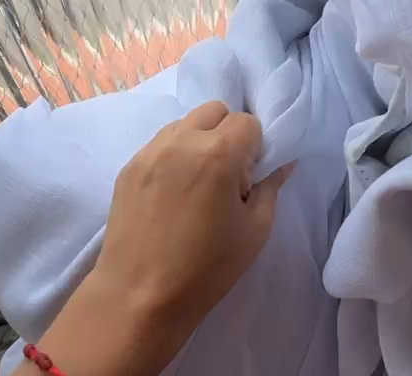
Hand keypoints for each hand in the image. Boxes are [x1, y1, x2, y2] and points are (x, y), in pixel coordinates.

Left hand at [33, 102, 293, 375]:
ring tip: (196, 183)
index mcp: (218, 153)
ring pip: (185, 123)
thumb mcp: (255, 231)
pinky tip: (172, 193)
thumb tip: (282, 161)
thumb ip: (271, 186)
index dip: (255, 147)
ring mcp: (151, 151)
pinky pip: (160, 143)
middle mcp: (183, 141)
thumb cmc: (206, 270)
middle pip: (216, 111)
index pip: (248, 122)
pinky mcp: (129, 166)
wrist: (138, 300)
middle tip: (226, 174)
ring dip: (199, 140)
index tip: (248, 179)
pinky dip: (174, 155)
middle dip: (227, 133)